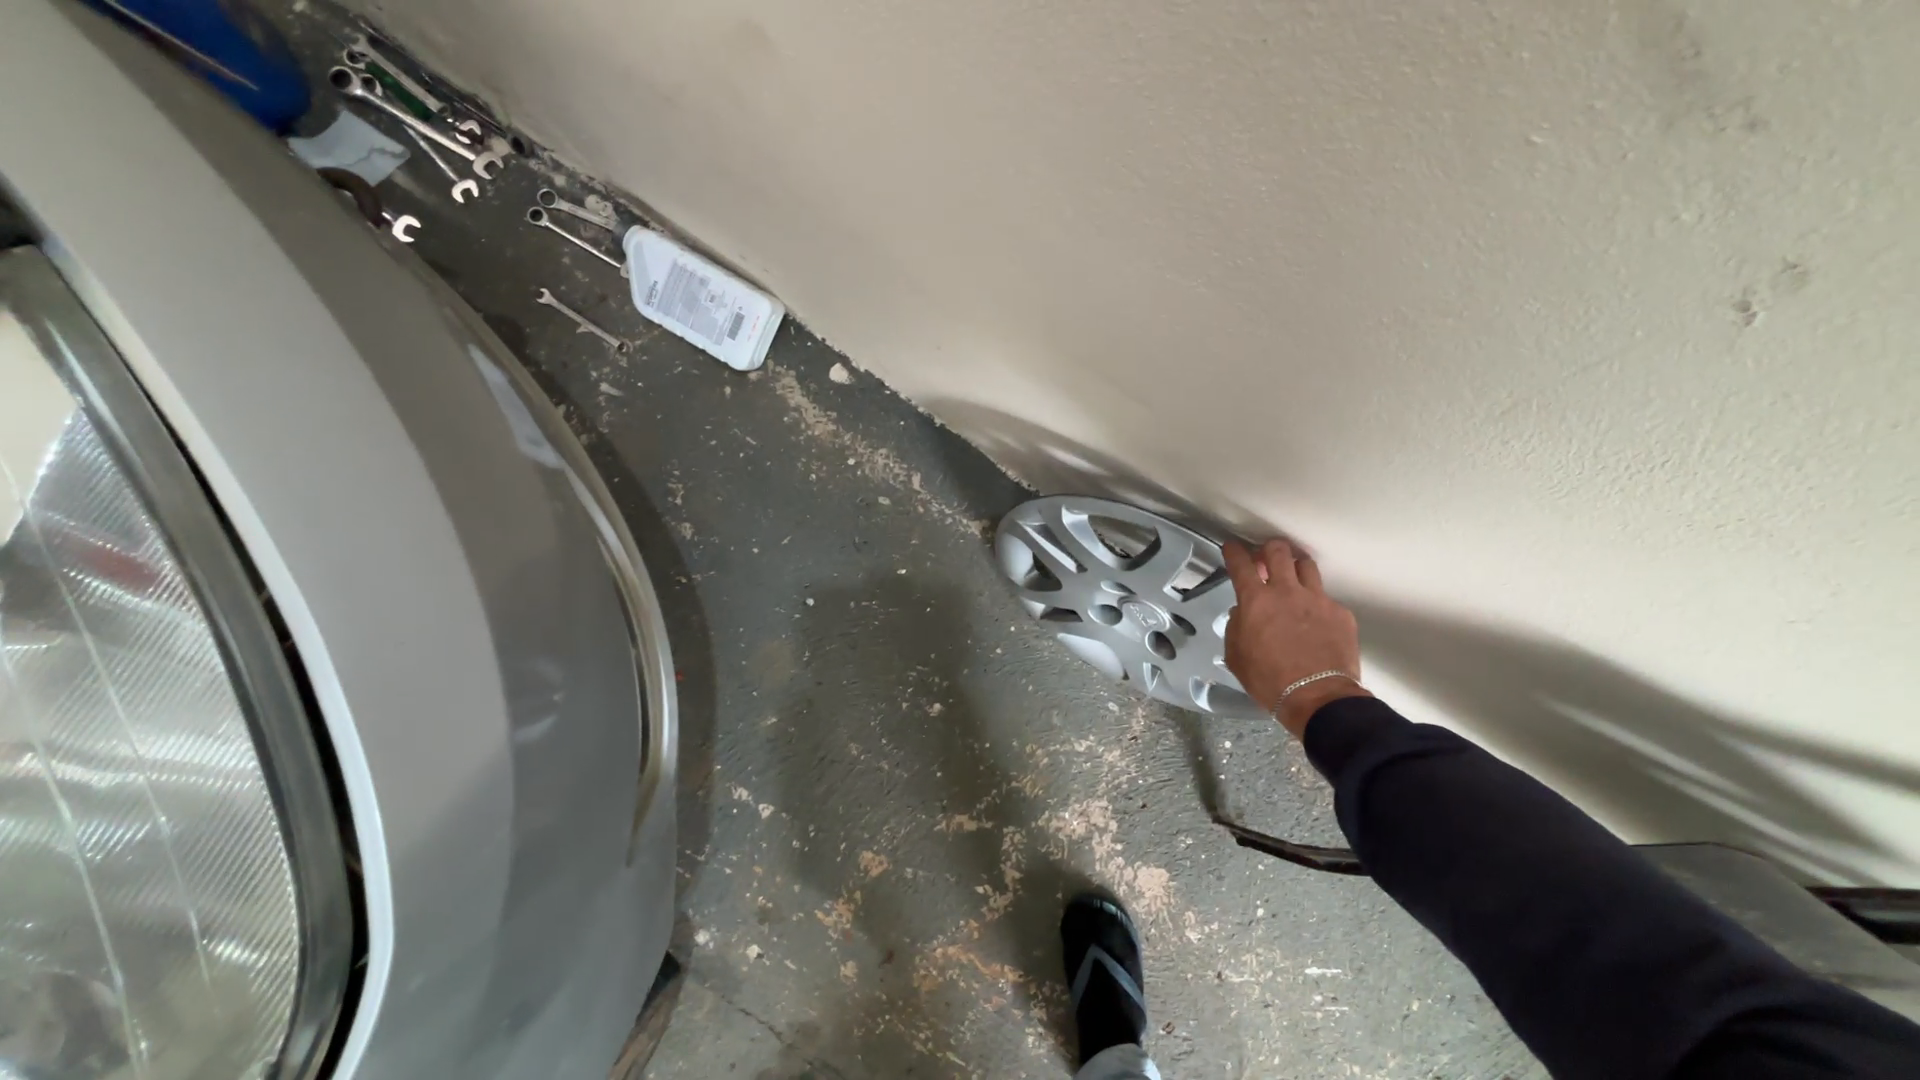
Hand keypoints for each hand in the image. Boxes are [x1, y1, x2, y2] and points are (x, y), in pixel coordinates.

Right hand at [1222, 539, 1369, 737]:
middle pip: (1278, 551)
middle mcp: (1287, 592)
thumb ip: (1236, 627)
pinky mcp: (1340, 613)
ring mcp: (1318, 600)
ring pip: (1306, 566)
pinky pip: (1326, 599)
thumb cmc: (1268, 680)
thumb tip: (1243, 614)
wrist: (1317, 697)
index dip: (1234, 552)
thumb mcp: (1236, 656)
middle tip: (1265, 558)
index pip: (1241, 564)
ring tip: (1293, 578)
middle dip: (1269, 549)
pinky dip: (1316, 604)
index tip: (1232, 548)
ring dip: (1295, 568)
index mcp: (1256, 601)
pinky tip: (1315, 620)